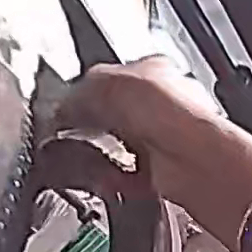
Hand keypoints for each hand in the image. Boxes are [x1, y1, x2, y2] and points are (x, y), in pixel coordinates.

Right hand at [53, 57, 251, 246]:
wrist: (190, 158)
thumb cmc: (166, 110)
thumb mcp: (104, 83)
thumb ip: (76, 94)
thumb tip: (61, 109)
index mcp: (154, 70)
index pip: (113, 77)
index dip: (87, 90)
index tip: (69, 105)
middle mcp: (163, 107)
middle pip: (116, 117)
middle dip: (94, 127)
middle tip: (76, 132)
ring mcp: (164, 144)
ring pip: (121, 150)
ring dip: (102, 155)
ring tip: (88, 156)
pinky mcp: (163, 177)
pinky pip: (128, 180)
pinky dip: (113, 180)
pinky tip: (105, 177)